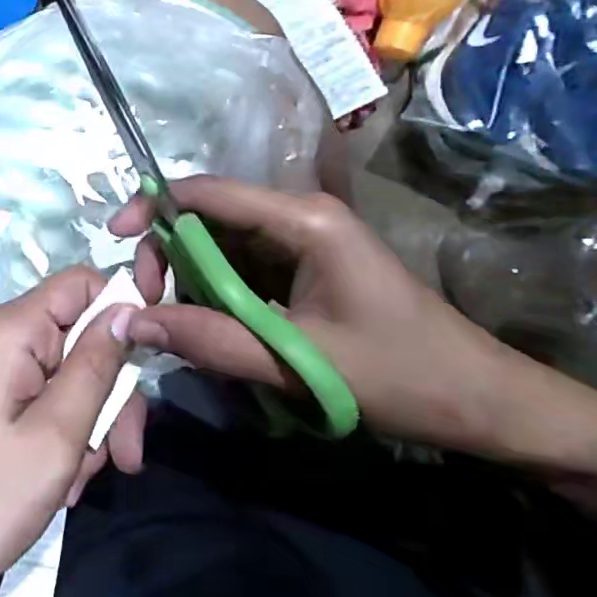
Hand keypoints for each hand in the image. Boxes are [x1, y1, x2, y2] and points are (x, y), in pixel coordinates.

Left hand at [0, 267, 146, 596]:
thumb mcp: (58, 433)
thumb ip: (97, 364)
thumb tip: (128, 305)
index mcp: (12, 328)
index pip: (81, 282)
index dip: (122, 308)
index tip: (152, 357)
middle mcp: (7, 338)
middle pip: (85, 335)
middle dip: (113, 392)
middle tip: (125, 455)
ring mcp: (5, 371)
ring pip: (77, 374)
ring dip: (95, 425)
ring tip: (82, 478)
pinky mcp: (5, 402)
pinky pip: (56, 401)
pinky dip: (72, 437)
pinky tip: (65, 482)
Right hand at [108, 175, 549, 455]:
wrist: (483, 403)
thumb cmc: (401, 375)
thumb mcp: (297, 361)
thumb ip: (210, 340)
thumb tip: (132, 321)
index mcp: (304, 219)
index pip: (209, 192)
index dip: (154, 206)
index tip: (113, 237)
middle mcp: (299, 216)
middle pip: (209, 217)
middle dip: (167, 254)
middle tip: (147, 306)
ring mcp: (302, 242)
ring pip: (220, 244)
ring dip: (187, 277)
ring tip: (173, 322)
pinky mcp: (303, 268)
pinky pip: (240, 268)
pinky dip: (213, 292)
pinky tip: (204, 324)